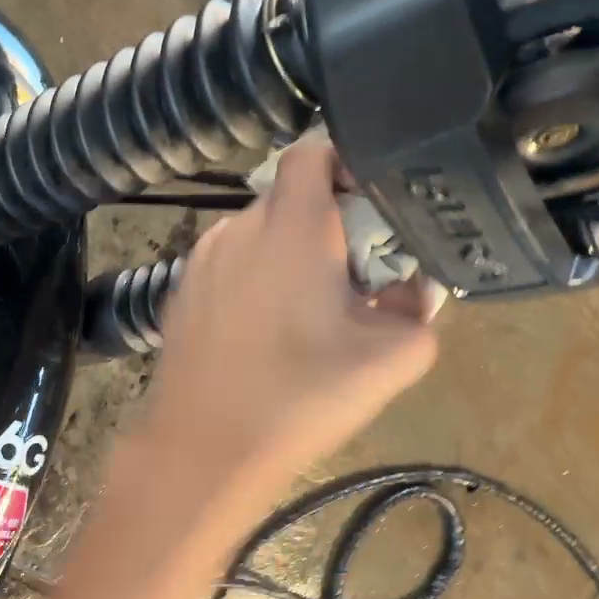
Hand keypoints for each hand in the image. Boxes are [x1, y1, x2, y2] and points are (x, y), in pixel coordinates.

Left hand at [139, 135, 437, 485]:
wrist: (203, 447)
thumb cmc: (299, 398)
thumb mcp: (395, 355)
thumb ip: (419, 304)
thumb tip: (407, 285)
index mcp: (289, 226)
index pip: (313, 151)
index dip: (349, 161)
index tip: (375, 204)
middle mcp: (236, 229)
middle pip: (290, 199)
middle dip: (329, 224)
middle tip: (356, 276)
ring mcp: (199, 261)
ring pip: (257, 235)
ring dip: (289, 255)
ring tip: (312, 312)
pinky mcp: (179, 293)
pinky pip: (229, 266)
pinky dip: (254, 280)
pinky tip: (267, 331)